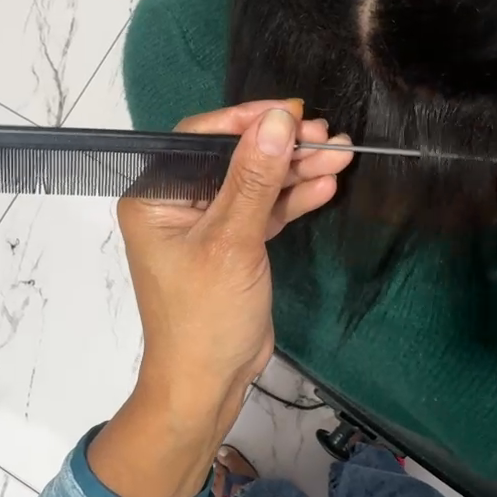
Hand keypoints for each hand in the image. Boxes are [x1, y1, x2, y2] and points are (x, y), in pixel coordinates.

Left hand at [87, 100, 351, 496]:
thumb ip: (254, 179)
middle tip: (327, 136)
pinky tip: (325, 185)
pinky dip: (293, 199)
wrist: (209, 384)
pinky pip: (265, 210)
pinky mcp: (235, 245)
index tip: (291, 112)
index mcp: (156, 196)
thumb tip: (278, 119)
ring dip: (295, 171)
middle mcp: (178, 203)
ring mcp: (209, 224)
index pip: (199, 139)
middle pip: (234, 159)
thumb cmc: (205, 315)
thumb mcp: (231, 242)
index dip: (246, 121)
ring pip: (255, 183)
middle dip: (280, 147)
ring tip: (340, 154)